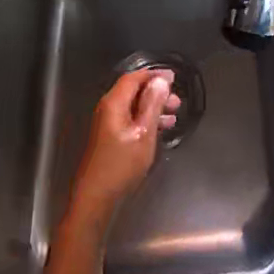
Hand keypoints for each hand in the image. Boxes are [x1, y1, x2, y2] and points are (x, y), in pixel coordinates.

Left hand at [67, 70, 180, 224]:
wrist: (96, 198)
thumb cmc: (121, 165)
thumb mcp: (143, 133)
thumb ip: (152, 104)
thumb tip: (161, 80)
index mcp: (113, 103)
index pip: (134, 77)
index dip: (154, 74)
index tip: (174, 78)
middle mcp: (108, 109)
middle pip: (133, 91)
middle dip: (156, 92)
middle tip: (177, 101)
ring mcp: (108, 124)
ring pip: (133, 106)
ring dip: (153, 107)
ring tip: (173, 115)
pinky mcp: (110, 137)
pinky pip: (130, 119)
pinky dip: (146, 120)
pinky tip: (161, 129)